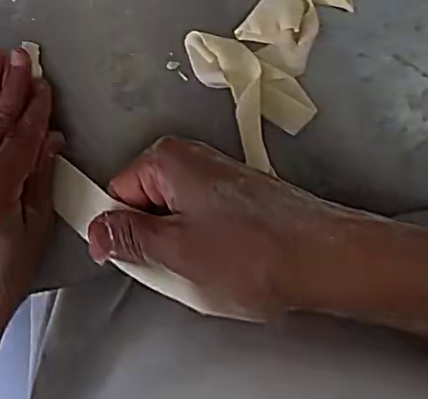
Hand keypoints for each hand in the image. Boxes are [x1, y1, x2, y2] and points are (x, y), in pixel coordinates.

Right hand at [85, 137, 405, 321]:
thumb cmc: (258, 253)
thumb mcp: (177, 254)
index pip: (116, 192)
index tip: (132, 257)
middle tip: (181, 269)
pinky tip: (230, 266)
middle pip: (145, 203)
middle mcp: (187, 156)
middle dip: (157, 241)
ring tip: (212, 271)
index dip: (121, 231)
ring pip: (175, 216)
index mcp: (165, 159)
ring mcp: (213, 174)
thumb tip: (98, 231)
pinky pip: (201, 220)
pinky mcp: (234, 194)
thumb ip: (129, 239)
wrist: (328, 260)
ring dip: (184, 248)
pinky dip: (208, 245)